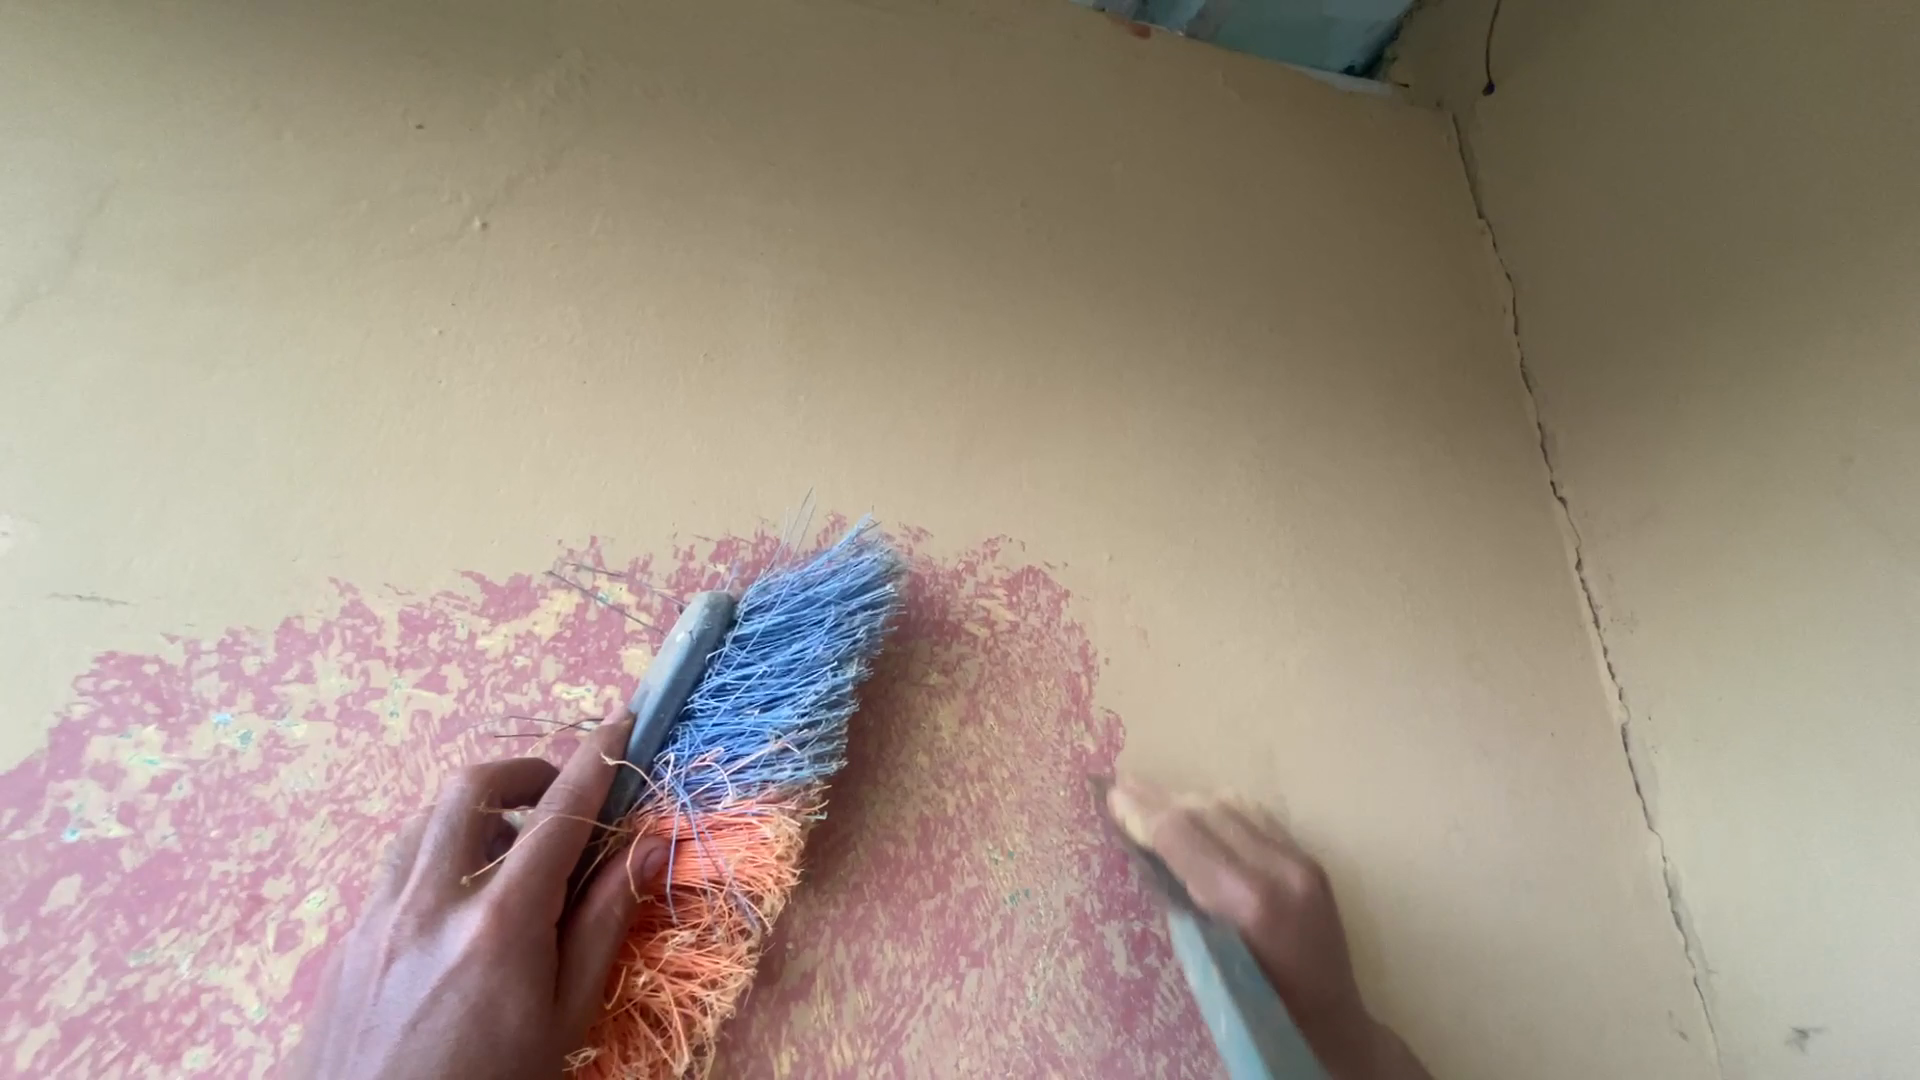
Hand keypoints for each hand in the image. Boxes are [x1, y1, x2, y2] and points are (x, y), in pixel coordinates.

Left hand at [294, 707, 670, 1079]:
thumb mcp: (567, 1014)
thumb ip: (605, 919)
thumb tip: (648, 843)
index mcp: (499, 922)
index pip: (561, 811)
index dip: (597, 757)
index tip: (620, 722)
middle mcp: (429, 902)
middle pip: (472, 787)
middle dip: (525, 770)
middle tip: (557, 792)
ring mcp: (375, 920)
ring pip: (425, 819)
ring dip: (478, 810)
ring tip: (509, 850)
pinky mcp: (344, 943)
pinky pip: (395, 865)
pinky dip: (440, 850)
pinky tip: (460, 899)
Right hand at [1106, 775, 1432, 1079]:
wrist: (1336, 1031)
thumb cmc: (1261, 1013)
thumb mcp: (1207, 966)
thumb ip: (1179, 904)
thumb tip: (1142, 853)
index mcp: (1252, 902)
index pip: (1184, 836)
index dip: (1143, 813)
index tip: (1112, 795)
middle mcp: (1280, 868)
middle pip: (1204, 811)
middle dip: (1157, 799)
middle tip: (1121, 788)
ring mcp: (1300, 859)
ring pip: (1228, 803)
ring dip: (1186, 800)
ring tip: (1151, 798)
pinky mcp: (1309, 858)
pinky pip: (1253, 813)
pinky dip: (1217, 808)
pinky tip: (1196, 812)